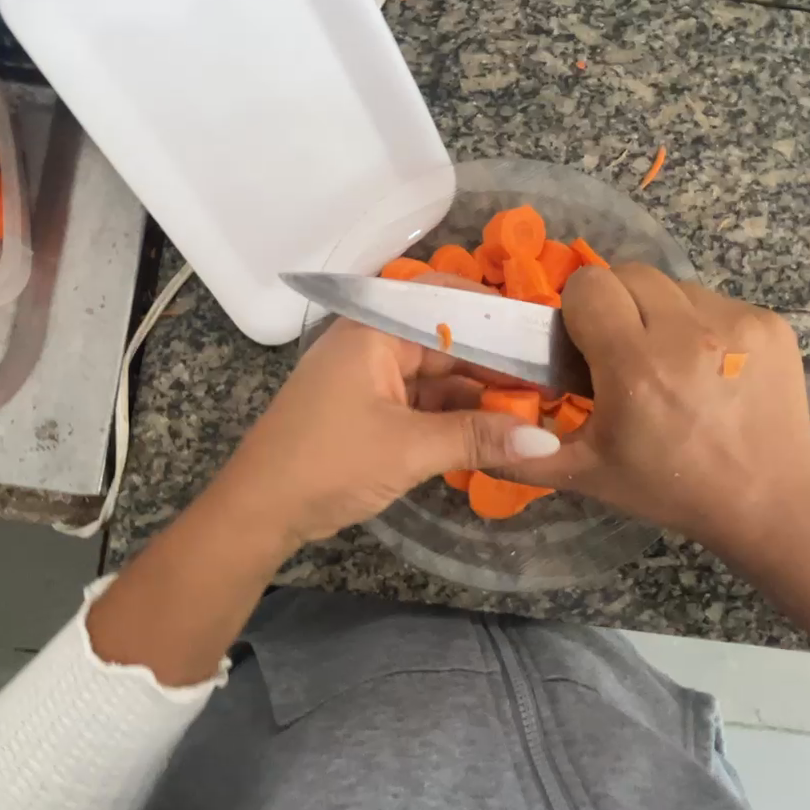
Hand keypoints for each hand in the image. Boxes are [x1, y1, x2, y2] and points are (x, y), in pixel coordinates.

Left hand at [206, 286, 562, 552]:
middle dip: (493, 362)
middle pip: (444, 339)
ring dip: (477, 393)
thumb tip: (547, 439)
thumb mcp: (409, 449)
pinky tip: (492, 431)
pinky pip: (420, 401)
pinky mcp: (367, 409)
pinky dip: (452, 415)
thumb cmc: (329, 462)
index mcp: (374, 331)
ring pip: (435, 374)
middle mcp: (372, 343)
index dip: (495, 315)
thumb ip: (478, 437)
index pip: (444, 300)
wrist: (258, 510)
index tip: (544, 336)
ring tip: (534, 410)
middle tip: (551, 383)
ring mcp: (368, 377)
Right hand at [507, 263, 809, 548]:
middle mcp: (687, 334)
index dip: (576, 311)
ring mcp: (736, 322)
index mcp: (636, 368)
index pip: (588, 286)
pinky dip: (695, 321)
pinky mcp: (770, 322)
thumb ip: (517, 454)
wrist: (768, 500)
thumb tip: (469, 432)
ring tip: (663, 359)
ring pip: (669, 283)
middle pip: (625, 274)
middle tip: (618, 350)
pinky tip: (703, 364)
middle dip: (612, 304)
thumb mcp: (582, 476)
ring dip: (654, 311)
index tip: (582, 345)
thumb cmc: (667, 486)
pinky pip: (709, 297)